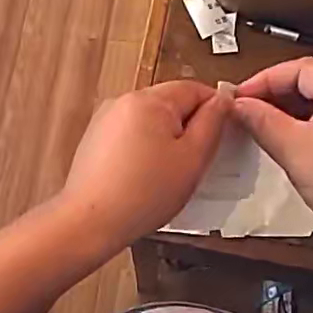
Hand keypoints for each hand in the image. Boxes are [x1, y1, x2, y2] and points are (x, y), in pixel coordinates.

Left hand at [57, 79, 229, 248]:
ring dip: (164, 144)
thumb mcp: (193, 159)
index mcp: (148, 100)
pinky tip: (143, 180)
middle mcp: (122, 102)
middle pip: (171, 105)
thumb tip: (223, 100)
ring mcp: (104, 122)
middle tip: (192, 164)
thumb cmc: (140, 196)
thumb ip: (213, 123)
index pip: (195, 89)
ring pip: (150, 124)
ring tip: (164, 177)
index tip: (220, 137)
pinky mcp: (94, 142)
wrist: (89, 223)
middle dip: (187, 131)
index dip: (215, 112)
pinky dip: (142, 154)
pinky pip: (130, 139)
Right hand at [232, 58, 312, 249]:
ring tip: (265, 129)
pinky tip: (294, 141)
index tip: (237, 98)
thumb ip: (263, 122)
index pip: (300, 68)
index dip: (263, 80)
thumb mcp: (296, 151)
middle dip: (276, 95)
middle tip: (246, 114)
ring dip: (293, 111)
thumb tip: (239, 104)